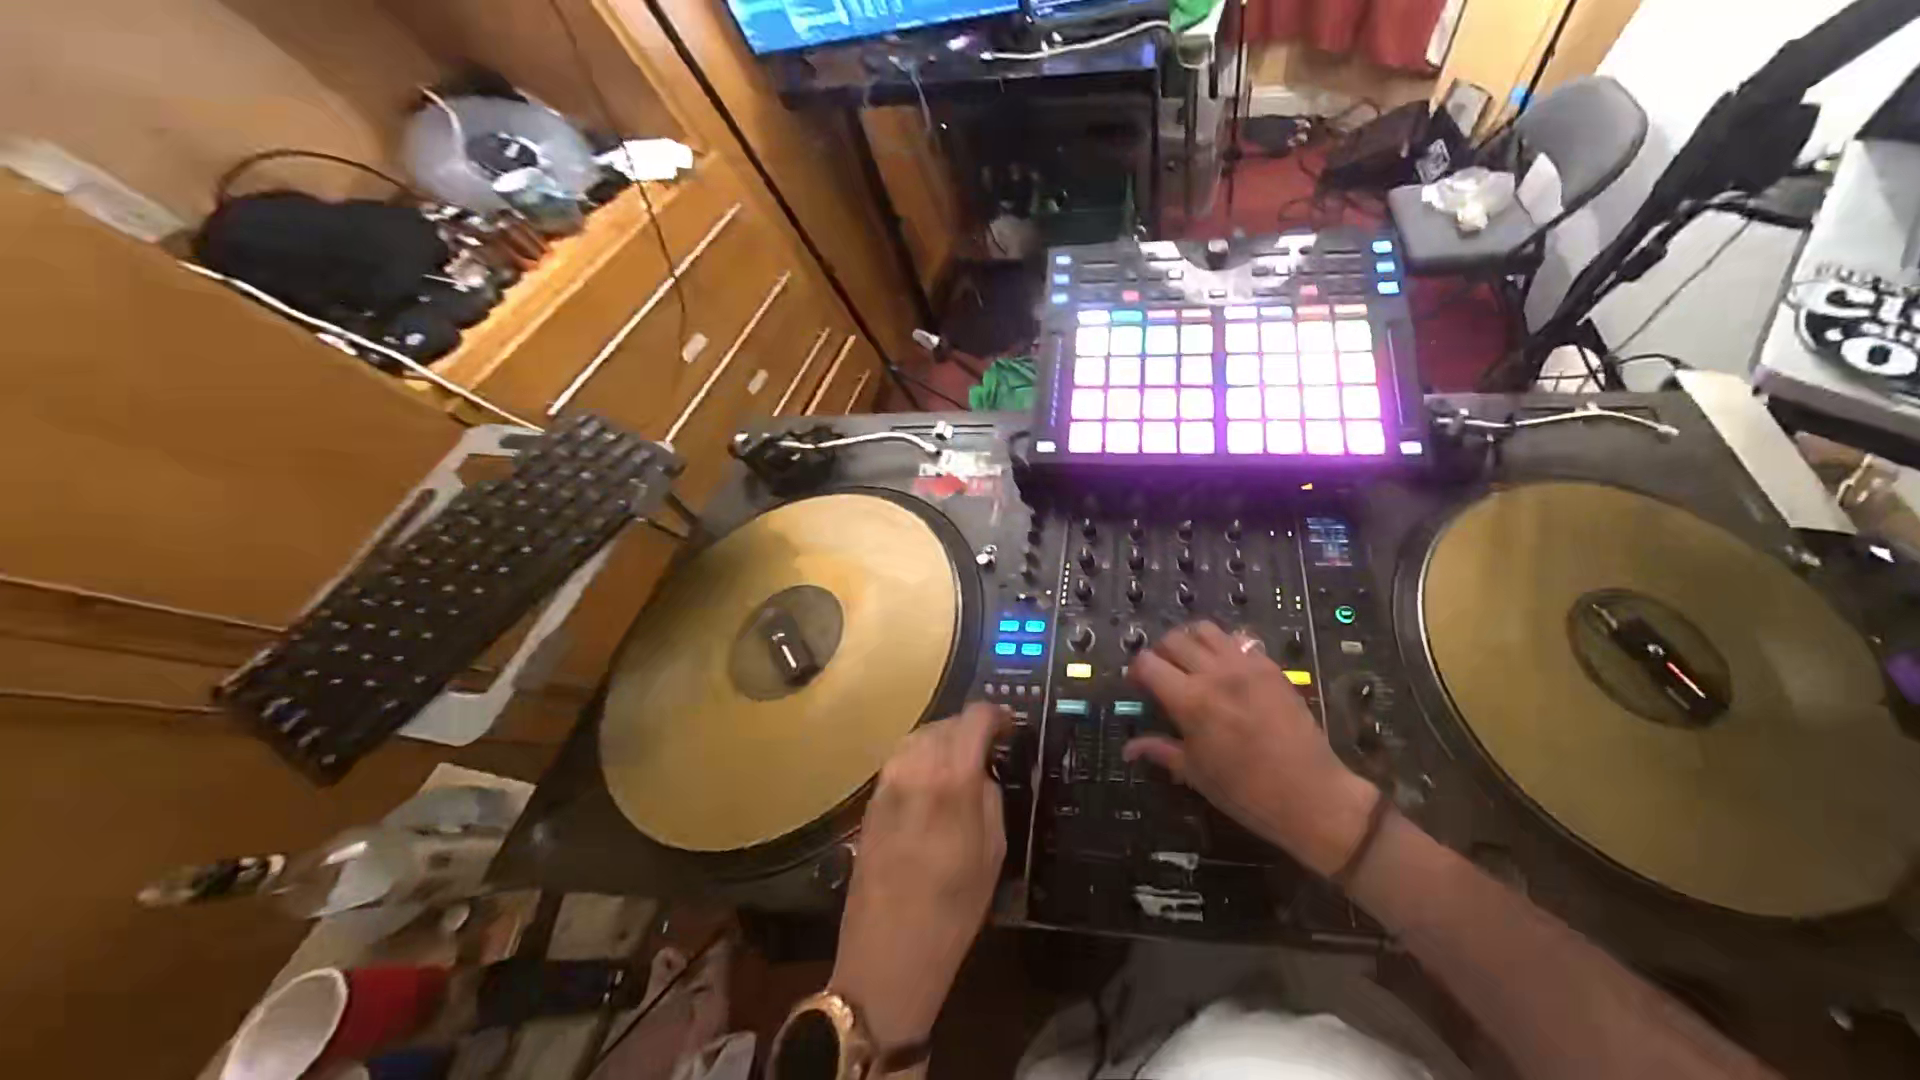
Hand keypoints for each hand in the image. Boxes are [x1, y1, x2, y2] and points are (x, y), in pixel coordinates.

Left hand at [831, 702, 1012, 1047]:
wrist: (889, 951)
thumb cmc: (954, 908)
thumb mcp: (993, 851)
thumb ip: (990, 797)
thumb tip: (984, 771)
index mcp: (951, 778)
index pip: (974, 718)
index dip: (996, 716)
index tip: (1009, 726)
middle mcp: (915, 768)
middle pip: (944, 723)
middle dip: (968, 729)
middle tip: (987, 749)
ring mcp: (887, 782)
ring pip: (918, 737)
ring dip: (942, 740)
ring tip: (960, 763)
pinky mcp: (871, 799)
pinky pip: (900, 760)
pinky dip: (920, 758)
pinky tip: (931, 783)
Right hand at [1124, 621, 1377, 876]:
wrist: (1312, 797)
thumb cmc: (1246, 792)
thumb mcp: (1195, 773)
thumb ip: (1160, 749)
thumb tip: (1129, 749)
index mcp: (1191, 701)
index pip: (1147, 663)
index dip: (1136, 672)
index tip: (1139, 687)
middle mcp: (1215, 674)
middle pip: (1173, 640)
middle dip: (1160, 654)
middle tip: (1164, 676)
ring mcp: (1247, 666)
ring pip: (1205, 629)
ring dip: (1190, 641)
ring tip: (1192, 663)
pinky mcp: (1271, 668)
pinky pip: (1239, 640)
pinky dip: (1224, 647)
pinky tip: (1225, 670)